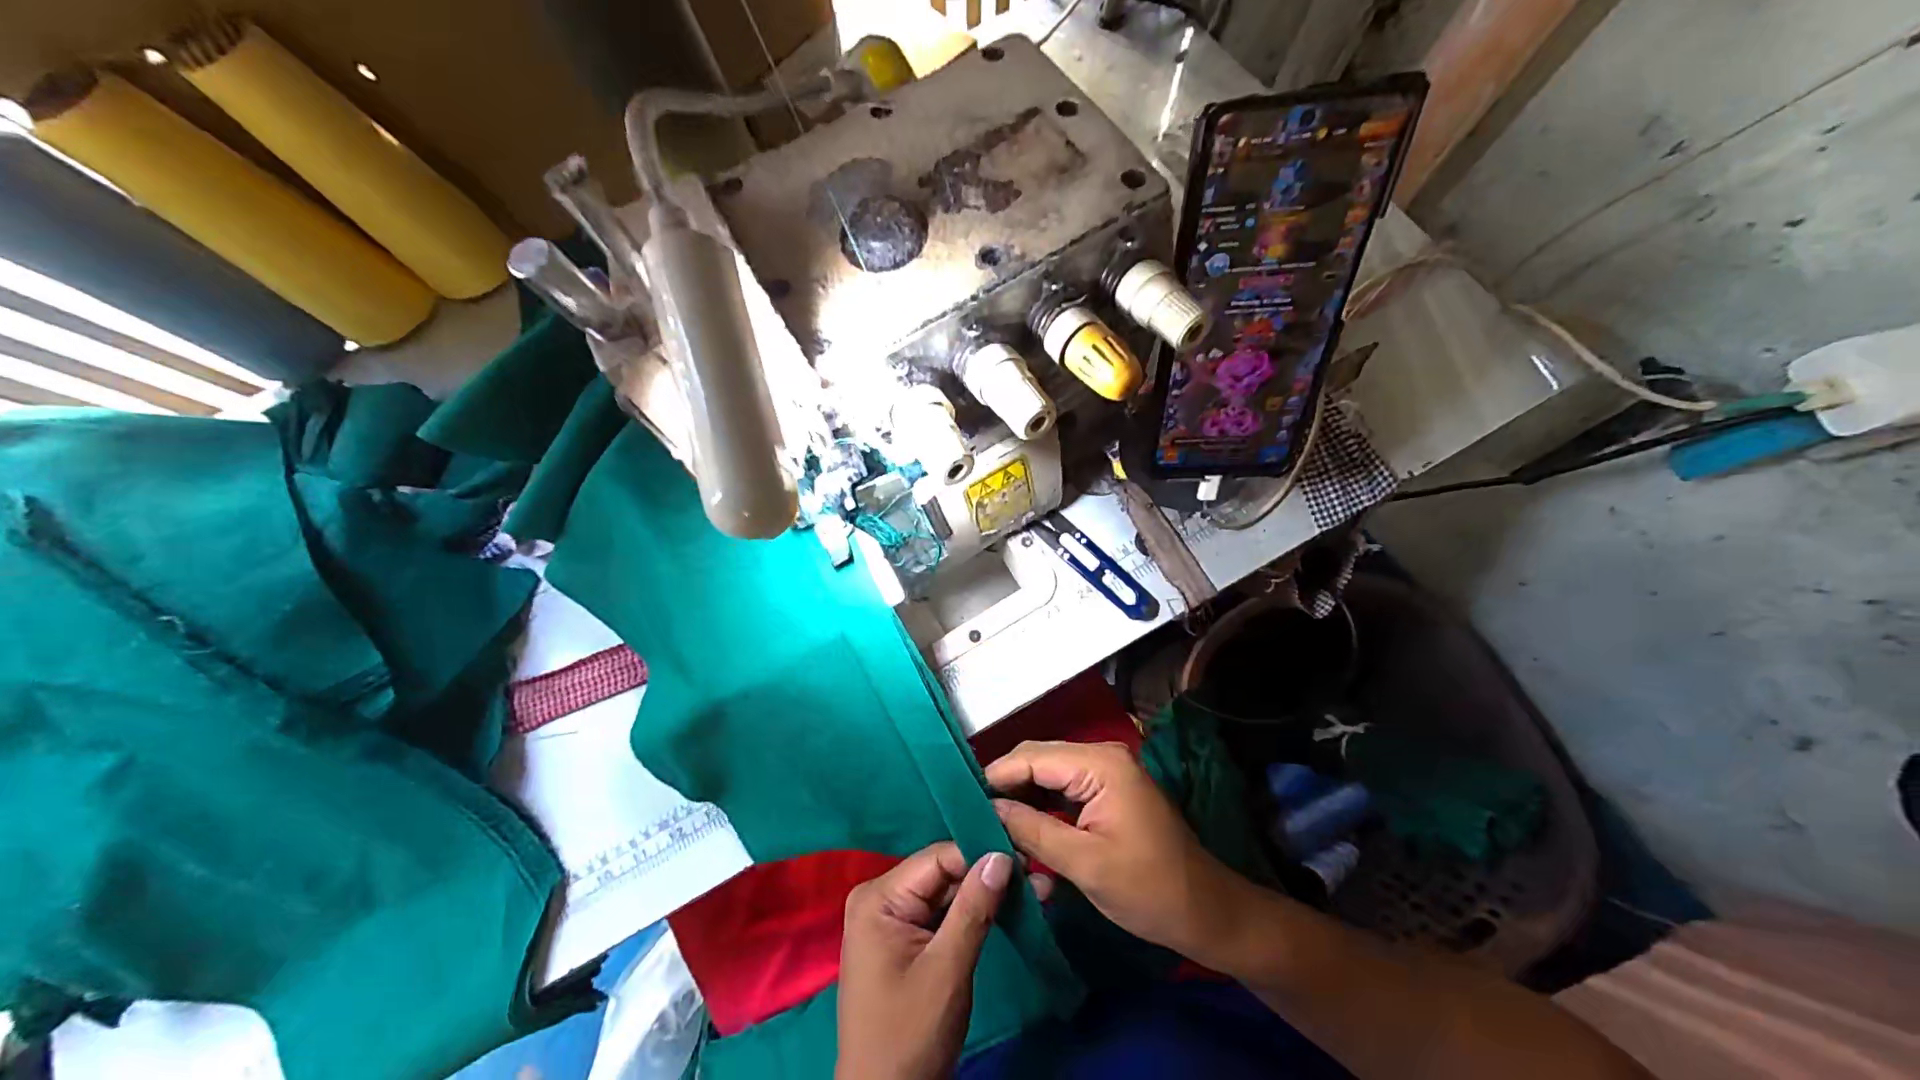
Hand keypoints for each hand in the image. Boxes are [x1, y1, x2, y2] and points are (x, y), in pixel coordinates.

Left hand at [837, 843, 1019, 1079]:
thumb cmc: (909, 1034)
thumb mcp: (946, 969)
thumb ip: (973, 908)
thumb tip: (1002, 855)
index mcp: (879, 898)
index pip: (938, 858)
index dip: (981, 852)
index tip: (1026, 853)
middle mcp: (882, 899)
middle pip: (944, 873)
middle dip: (990, 873)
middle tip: (1039, 874)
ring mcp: (893, 920)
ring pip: (948, 893)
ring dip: (988, 893)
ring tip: (1037, 889)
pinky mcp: (907, 940)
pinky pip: (944, 915)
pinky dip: (975, 914)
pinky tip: (1011, 909)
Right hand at [986, 740, 1254, 970]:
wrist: (1206, 912)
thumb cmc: (1149, 889)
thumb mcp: (1084, 863)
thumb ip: (1033, 830)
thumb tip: (989, 809)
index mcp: (1100, 764)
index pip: (1031, 757)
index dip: (995, 777)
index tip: (961, 802)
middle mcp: (1102, 756)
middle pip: (1038, 759)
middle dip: (1006, 785)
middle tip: (971, 814)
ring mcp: (1107, 772)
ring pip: (1048, 773)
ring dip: (1022, 796)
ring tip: (989, 822)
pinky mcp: (1108, 791)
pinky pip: (1063, 789)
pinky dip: (1041, 806)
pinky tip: (1020, 828)